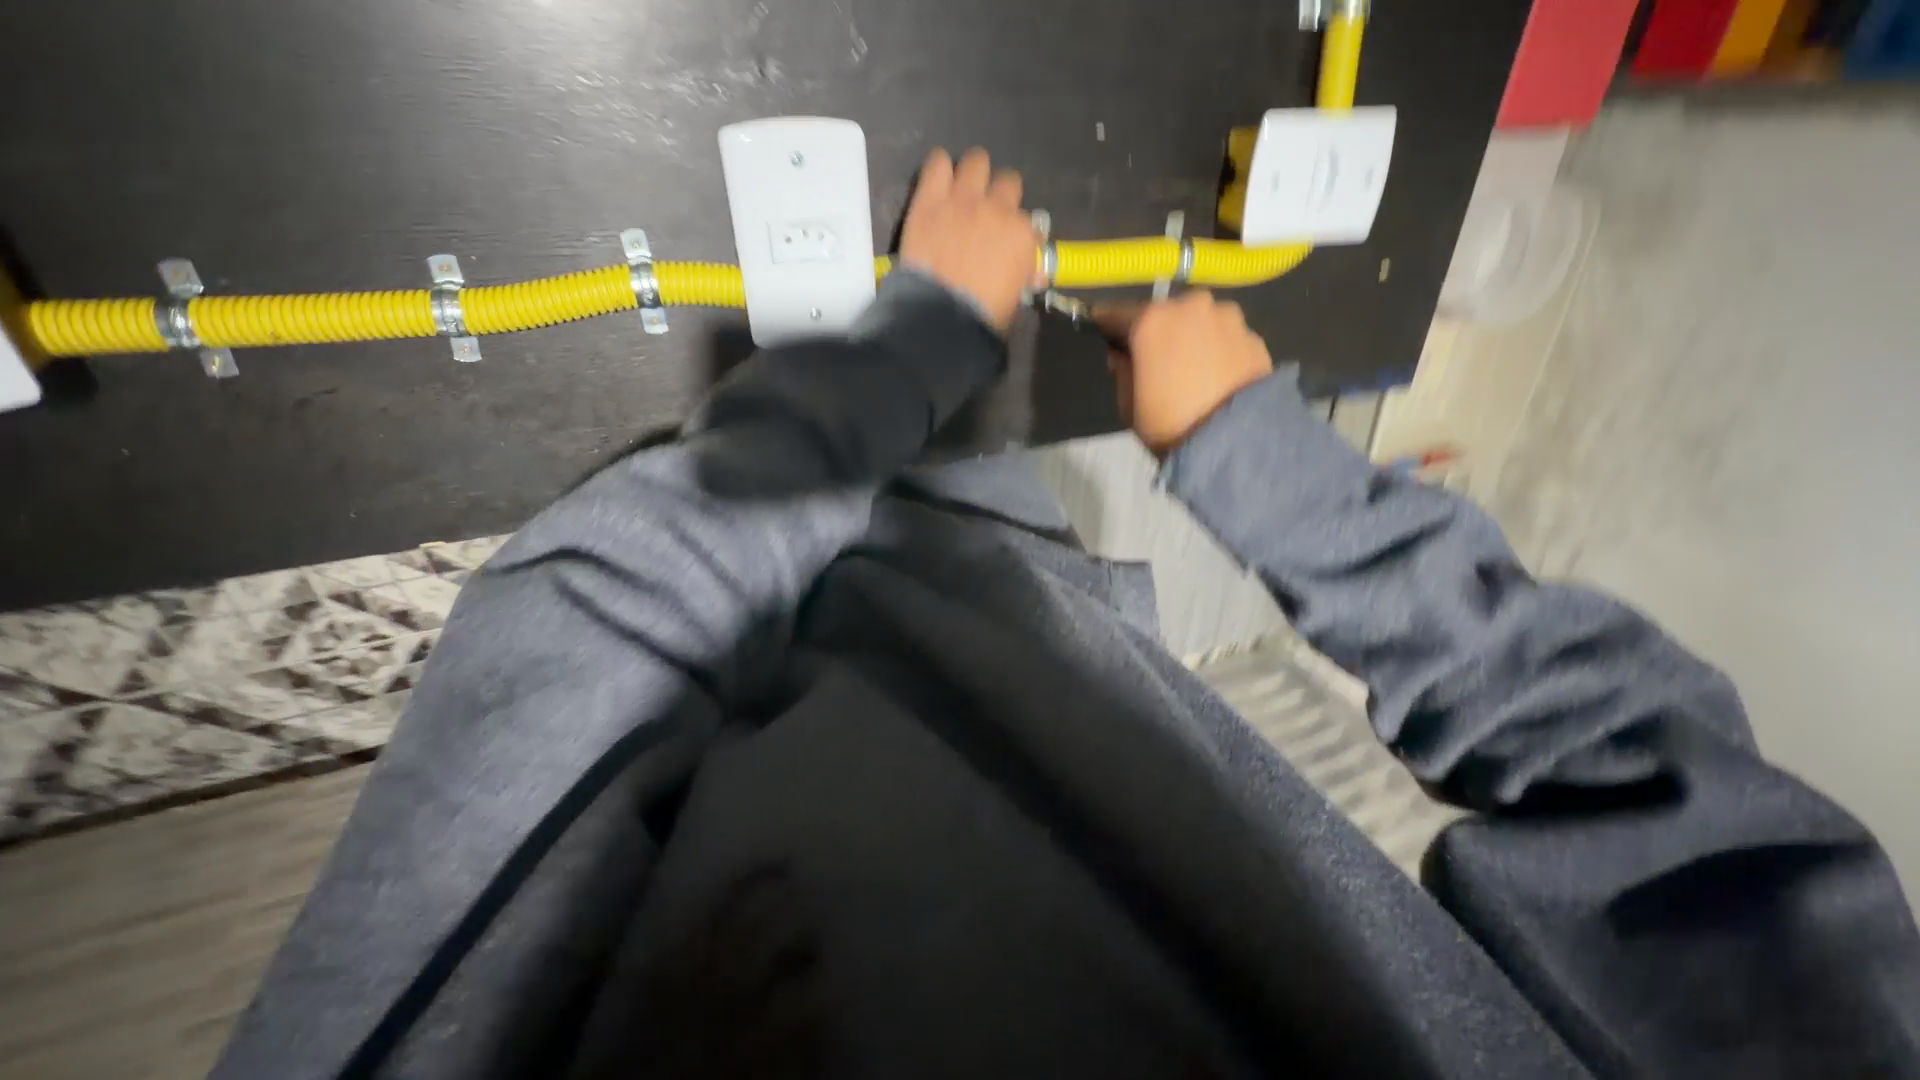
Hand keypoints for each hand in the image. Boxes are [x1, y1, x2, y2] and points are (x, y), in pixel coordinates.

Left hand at [899, 147, 1040, 333]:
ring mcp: (964, 200)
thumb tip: (1033, 273)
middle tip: (987, 209)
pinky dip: (939, 167)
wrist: (941, 314)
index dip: (1017, 230)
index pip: (1028, 221)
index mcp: (1022, 234)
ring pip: (976, 162)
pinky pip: (937, 165)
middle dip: (1000, 193)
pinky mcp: (931, 199)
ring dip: (974, 172)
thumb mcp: (1015, 298)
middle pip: (1007, 182)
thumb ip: (1024, 276)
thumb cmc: (983, 313)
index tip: (1007, 241)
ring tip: (964, 186)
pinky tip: (938, 176)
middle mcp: (998, 209)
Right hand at [1093, 291, 1274, 456]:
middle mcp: (1191, 306)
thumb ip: (1122, 369)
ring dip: (1192, 335)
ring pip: (1200, 321)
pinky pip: (1226, 338)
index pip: (1117, 313)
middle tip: (1155, 356)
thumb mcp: (1128, 403)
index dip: (1107, 324)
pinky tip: (1218, 376)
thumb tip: (1123, 354)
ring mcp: (1228, 318)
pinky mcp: (1254, 336)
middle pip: (1165, 312)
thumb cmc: (1169, 422)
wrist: (1234, 441)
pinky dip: (1219, 349)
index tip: (1101, 332)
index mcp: (1152, 320)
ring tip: (1192, 366)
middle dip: (1158, 329)